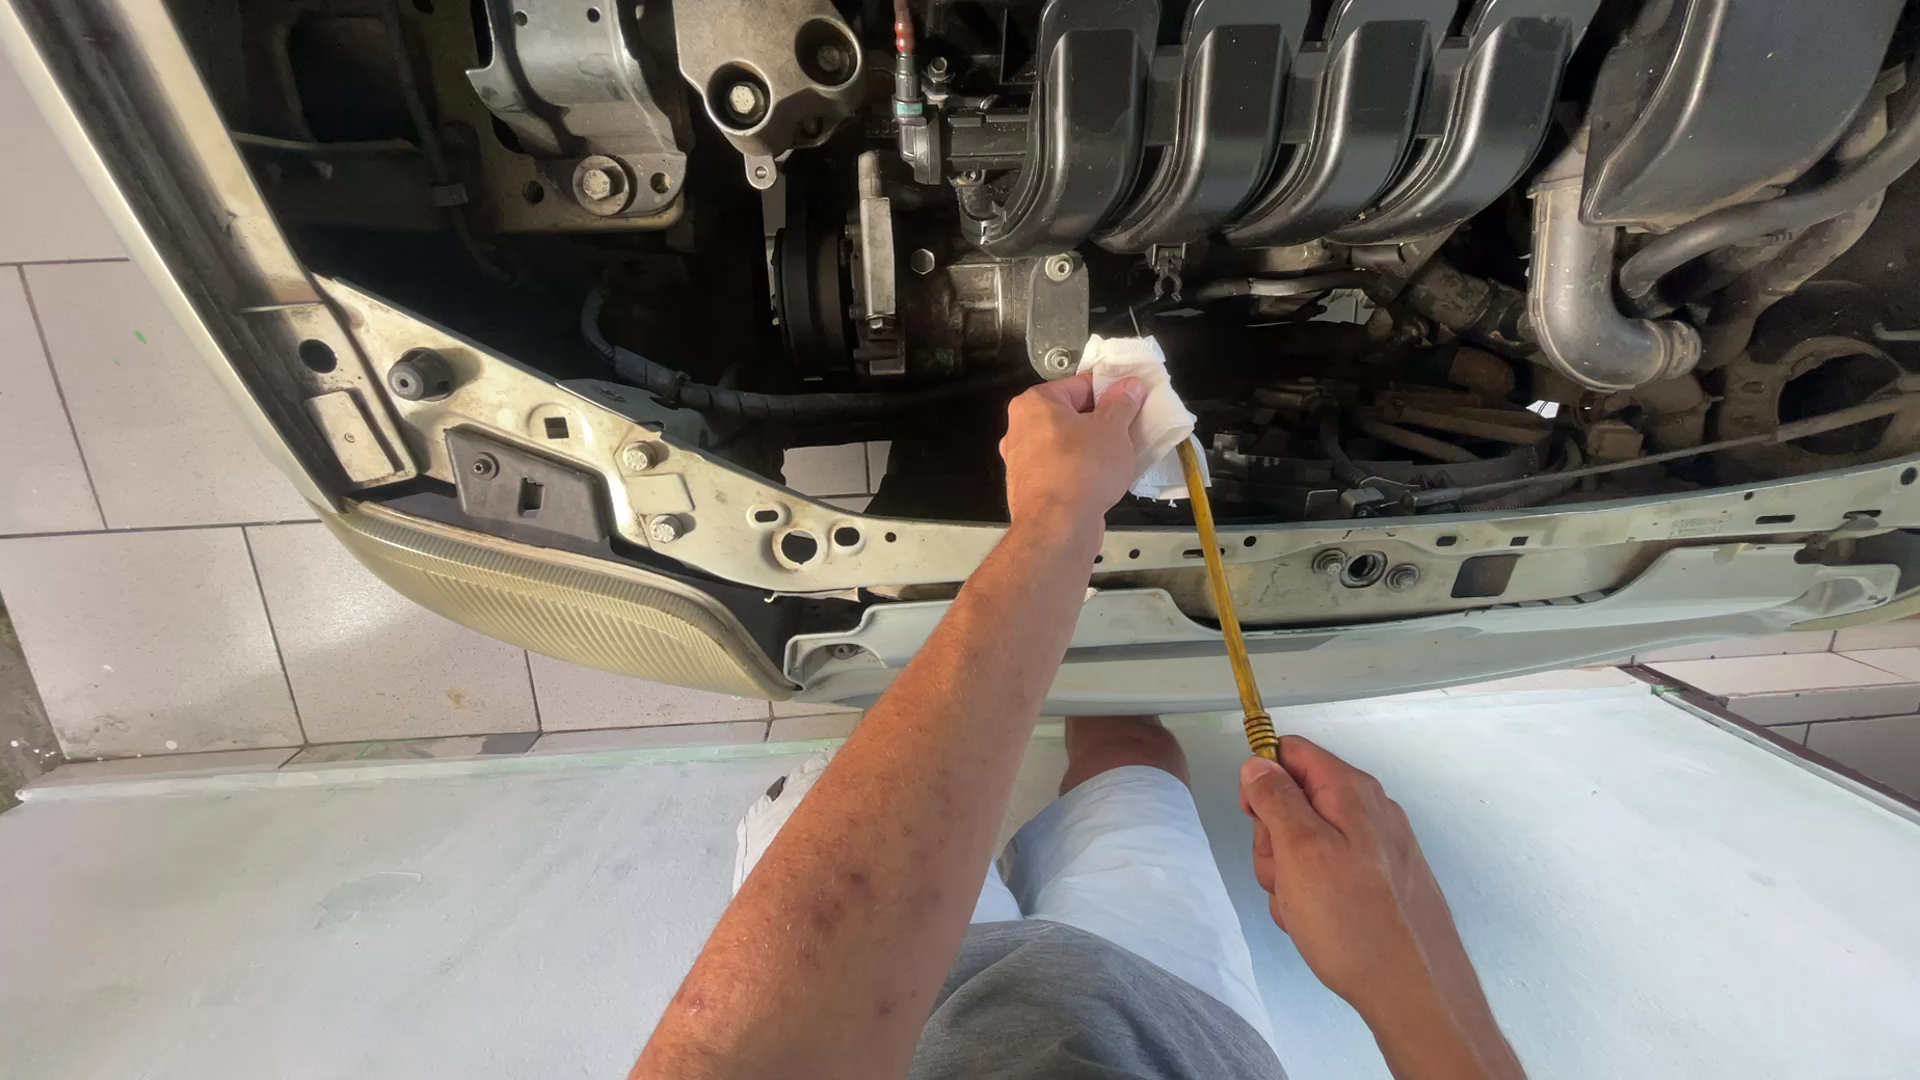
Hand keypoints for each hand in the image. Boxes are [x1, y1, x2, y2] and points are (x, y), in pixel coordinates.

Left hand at [999, 373, 1145, 534]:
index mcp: (1034, 404)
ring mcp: (1023, 462)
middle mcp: (1020, 430)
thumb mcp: (1112, 429)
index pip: (1078, 385)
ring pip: (1066, 445)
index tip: (1130, 397)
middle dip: (1100, 422)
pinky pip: (1062, 470)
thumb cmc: (1079, 471)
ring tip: (1119, 455)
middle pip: (1070, 416)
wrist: (1058, 526)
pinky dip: (1081, 471)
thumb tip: (1129, 388)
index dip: (1110, 390)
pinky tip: (1102, 480)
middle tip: (1128, 428)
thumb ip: (1122, 404)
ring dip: (1092, 448)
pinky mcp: (1031, 489)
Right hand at [1240, 737, 1524, 1078]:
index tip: (1254, 817)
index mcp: (1351, 791)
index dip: (1261, 777)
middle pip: (1292, 798)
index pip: (1289, 752)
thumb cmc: (1353, 920)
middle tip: (1283, 874)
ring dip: (1287, 870)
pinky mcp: (1379, 880)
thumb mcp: (1299, 850)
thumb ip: (1274, 797)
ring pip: (1303, 838)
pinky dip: (1310, 890)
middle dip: (1273, 837)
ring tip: (1301, 905)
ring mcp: (1376, 847)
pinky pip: (1326, 868)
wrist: (1419, 1000)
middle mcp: (1368, 810)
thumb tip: (1257, 762)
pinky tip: (1316, 919)